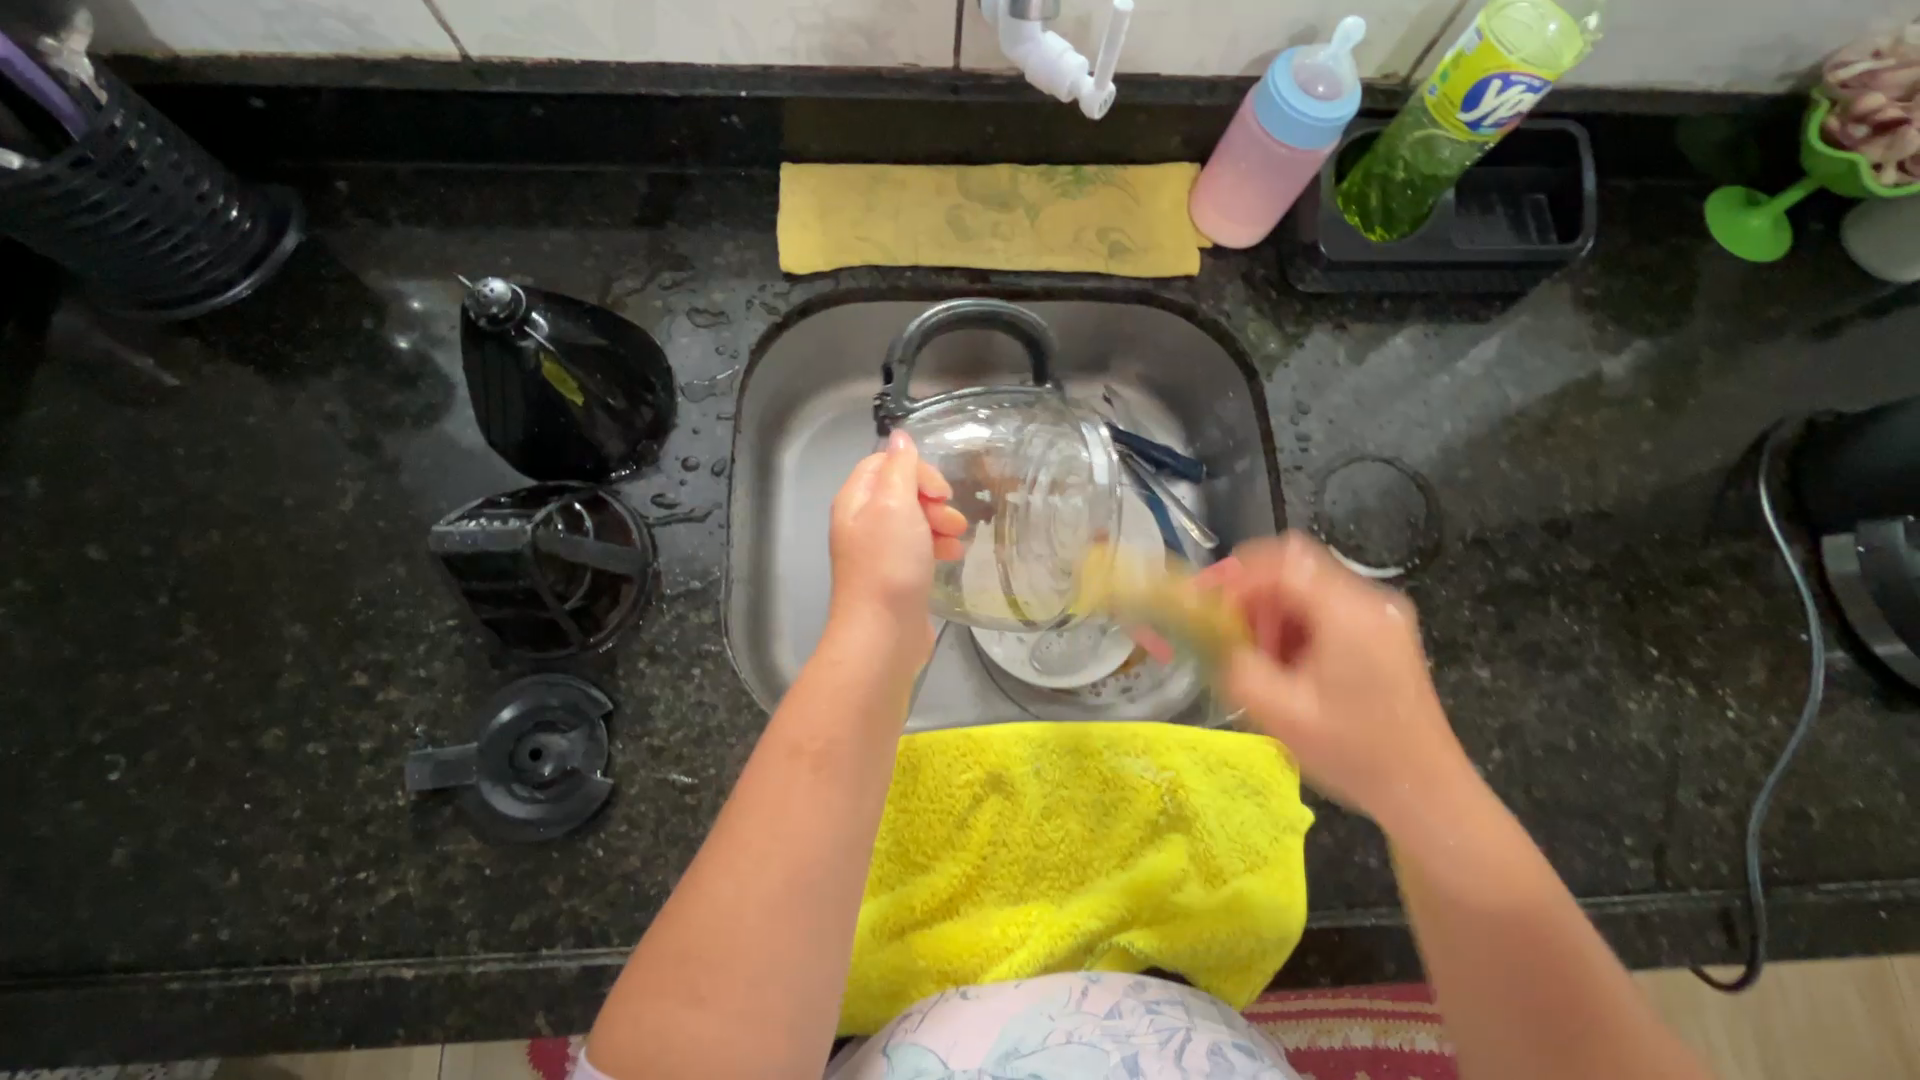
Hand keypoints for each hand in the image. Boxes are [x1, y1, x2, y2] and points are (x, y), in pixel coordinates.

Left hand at [826, 431, 965, 662]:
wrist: (883, 633)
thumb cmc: (889, 564)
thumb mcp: (895, 504)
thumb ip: (899, 467)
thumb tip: (899, 436)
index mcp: (855, 501)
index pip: (884, 464)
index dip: (915, 469)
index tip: (939, 491)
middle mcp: (862, 523)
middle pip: (901, 492)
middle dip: (932, 499)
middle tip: (950, 518)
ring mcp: (878, 552)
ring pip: (914, 521)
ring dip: (940, 523)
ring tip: (957, 539)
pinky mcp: (895, 576)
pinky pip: (918, 549)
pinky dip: (937, 547)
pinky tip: (953, 557)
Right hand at [1215, 532, 1474, 830]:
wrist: (1425, 793)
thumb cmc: (1353, 753)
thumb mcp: (1281, 713)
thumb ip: (1235, 663)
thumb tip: (1204, 633)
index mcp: (1350, 613)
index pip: (1283, 562)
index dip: (1236, 576)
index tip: (1205, 606)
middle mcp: (1370, 601)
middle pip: (1295, 570)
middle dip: (1251, 598)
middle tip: (1226, 638)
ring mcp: (1380, 616)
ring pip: (1307, 589)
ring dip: (1272, 616)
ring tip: (1257, 661)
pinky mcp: (1383, 634)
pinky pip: (1325, 610)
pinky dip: (1295, 629)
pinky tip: (1287, 669)